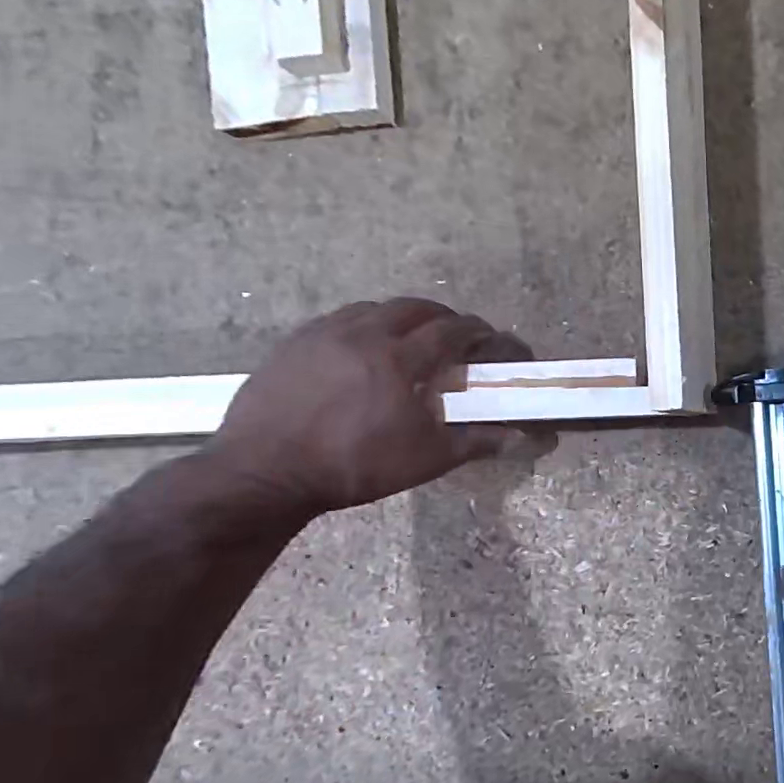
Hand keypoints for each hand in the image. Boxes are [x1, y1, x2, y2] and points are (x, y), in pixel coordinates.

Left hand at [202, 298, 538, 518]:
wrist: (263, 475)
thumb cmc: (356, 465)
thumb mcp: (428, 459)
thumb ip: (477, 441)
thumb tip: (520, 438)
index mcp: (400, 359)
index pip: (450, 329)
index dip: (475, 330)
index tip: (488, 337)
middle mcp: (362, 336)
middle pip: (412, 308)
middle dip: (441, 316)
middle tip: (454, 334)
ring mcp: (321, 336)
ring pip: (372, 308)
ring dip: (400, 316)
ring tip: (409, 337)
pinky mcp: (291, 345)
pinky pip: (336, 320)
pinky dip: (362, 324)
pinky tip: (364, 348)